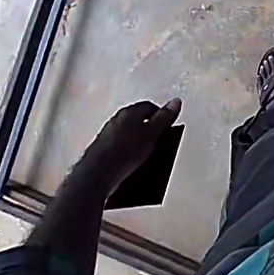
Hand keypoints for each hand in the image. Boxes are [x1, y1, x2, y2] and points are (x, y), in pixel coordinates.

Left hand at [67, 98, 182, 200]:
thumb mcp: (152, 135)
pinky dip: (128, 153)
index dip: (161, 116)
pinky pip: (120, 147)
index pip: (149, 107)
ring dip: (139, 143)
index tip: (168, 127)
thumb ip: (164, 118)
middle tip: (159, 143)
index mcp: (129, 112)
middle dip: (150, 130)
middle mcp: (117, 119)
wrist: (97, 173)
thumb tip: (176, 101)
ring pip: (129, 134)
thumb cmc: (124, 152)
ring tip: (147, 158)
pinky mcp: (103, 148)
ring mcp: (108, 133)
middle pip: (138, 120)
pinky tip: (132, 166)